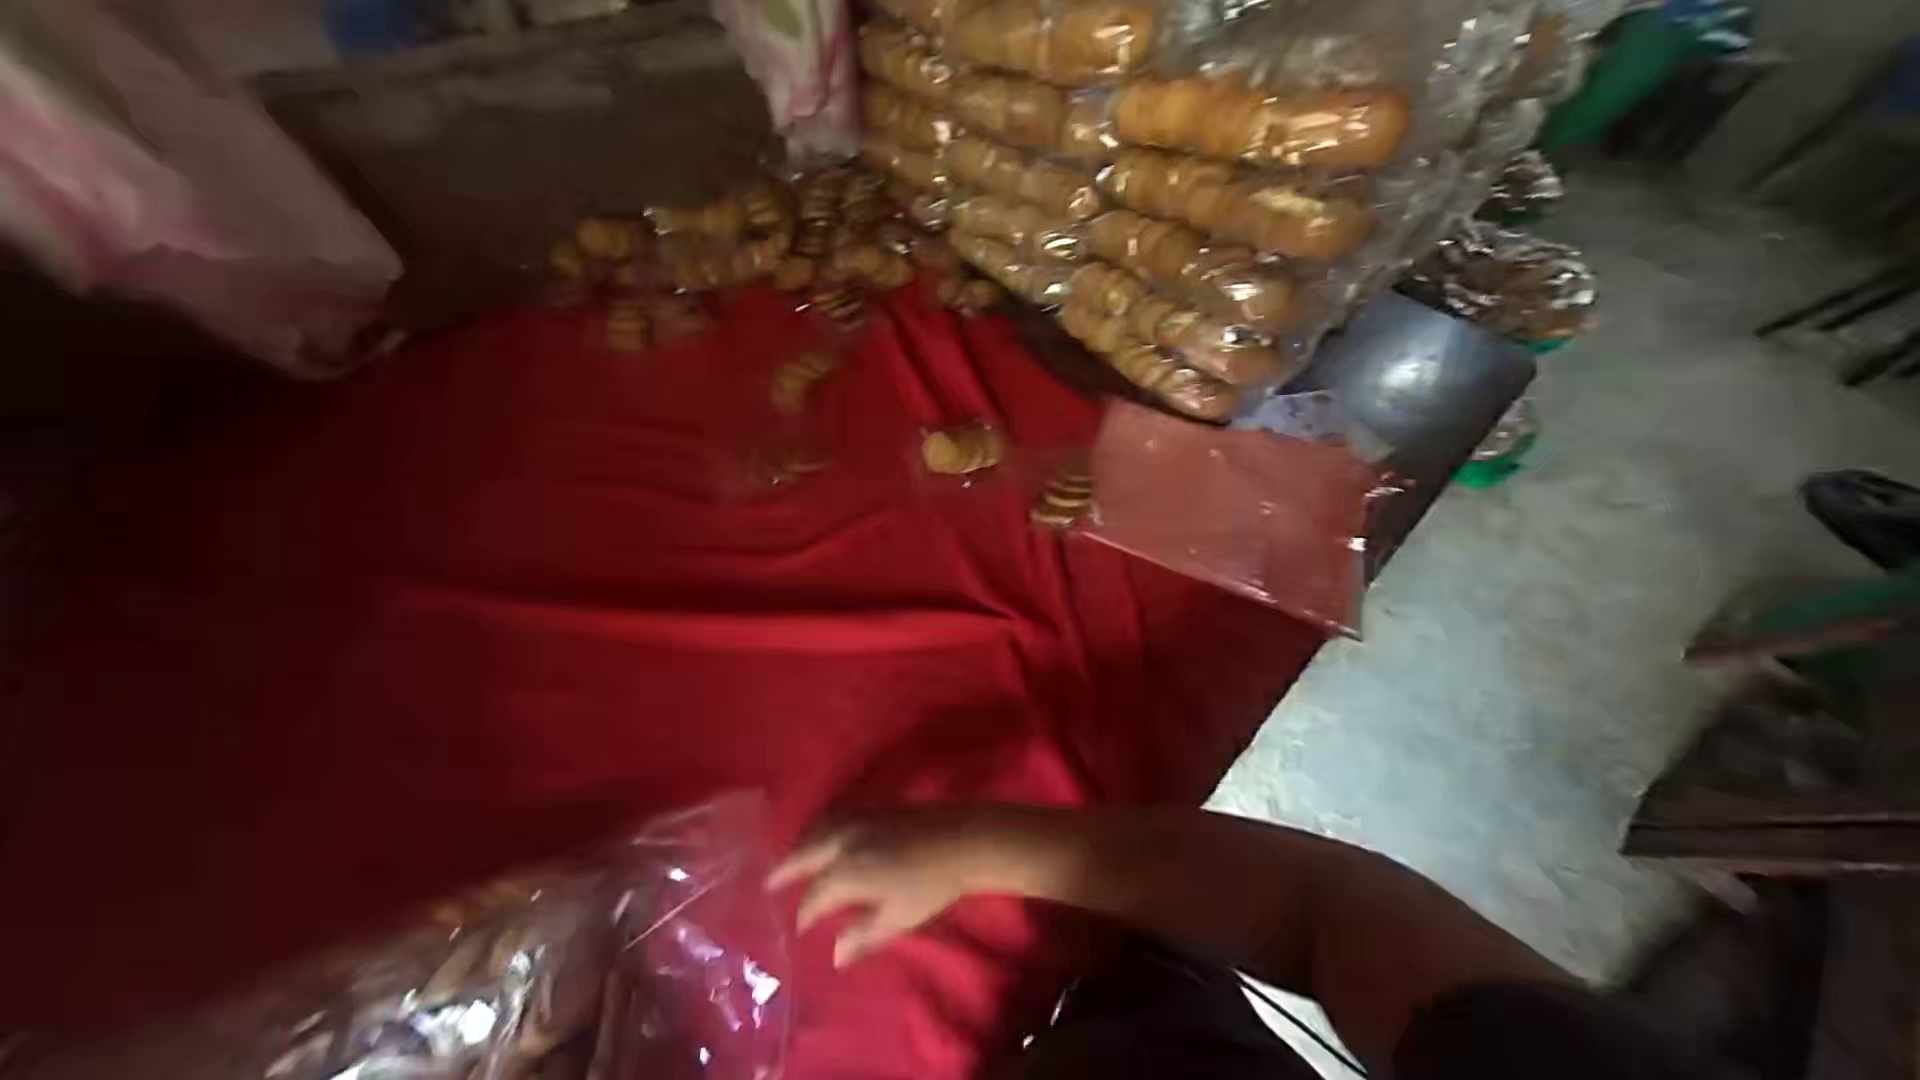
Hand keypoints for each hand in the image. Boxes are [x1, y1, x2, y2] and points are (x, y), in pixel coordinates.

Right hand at [766, 807, 1030, 966]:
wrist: (962, 838)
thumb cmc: (930, 884)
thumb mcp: (898, 918)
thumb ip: (863, 935)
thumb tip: (835, 955)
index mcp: (848, 870)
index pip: (815, 894)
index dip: (806, 912)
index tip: (801, 925)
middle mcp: (846, 839)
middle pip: (806, 851)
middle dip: (787, 868)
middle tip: (769, 882)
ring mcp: (860, 818)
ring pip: (819, 828)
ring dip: (802, 843)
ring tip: (792, 857)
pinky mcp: (875, 806)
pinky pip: (836, 814)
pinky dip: (821, 825)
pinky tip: (825, 833)